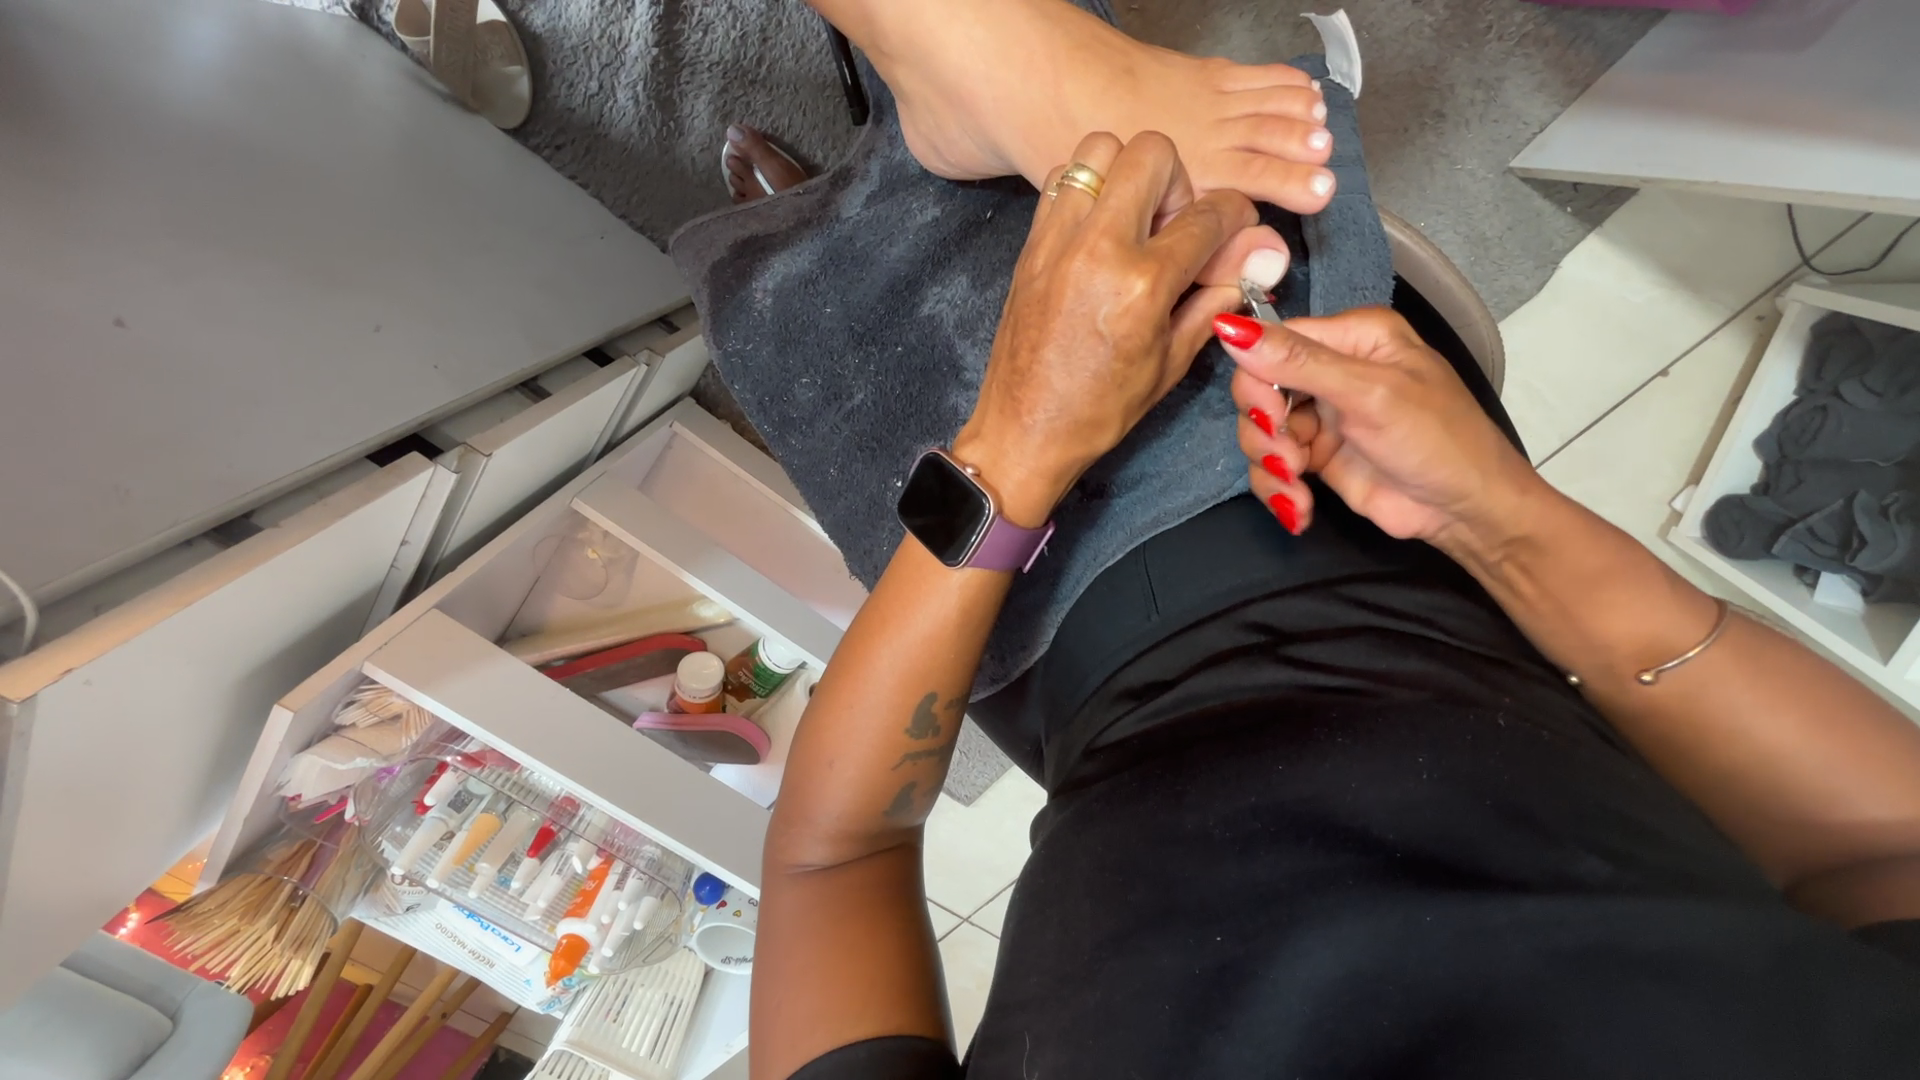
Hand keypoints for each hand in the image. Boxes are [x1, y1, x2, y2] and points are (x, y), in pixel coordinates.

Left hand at [956, 130, 1287, 524]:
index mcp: (1141, 284)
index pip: (1210, 214)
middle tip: (1170, 228)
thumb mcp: (1171, 363)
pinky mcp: (1030, 246)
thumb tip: (1261, 256)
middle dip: (1176, 181)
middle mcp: (1097, 248)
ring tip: (1130, 225)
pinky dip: (1086, 190)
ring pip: (1099, 150)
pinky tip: (1096, 235)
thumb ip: (1214, 297)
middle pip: (1152, 152)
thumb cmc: (1099, 410)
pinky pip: (1061, 181)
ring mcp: (1056, 241)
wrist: (1024, 431)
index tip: (1234, 233)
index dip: (1237, 219)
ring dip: (1126, 174)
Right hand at [1213, 307, 1550, 544]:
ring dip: (1271, 469)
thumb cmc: (1435, 439)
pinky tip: (1300, 509)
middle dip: (1264, 434)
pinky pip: (1270, 468)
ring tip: (1297, 491)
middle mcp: (1330, 370)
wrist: (1464, 511)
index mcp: (1351, 337)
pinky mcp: (1314, 456)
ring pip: (1258, 434)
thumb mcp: (1368, 394)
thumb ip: (1299, 363)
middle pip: (1257, 392)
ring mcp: (1320, 416)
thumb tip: (1227, 328)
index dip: (1258, 383)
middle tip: (1289, 462)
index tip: (1272, 420)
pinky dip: (1279, 491)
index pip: (1272, 345)